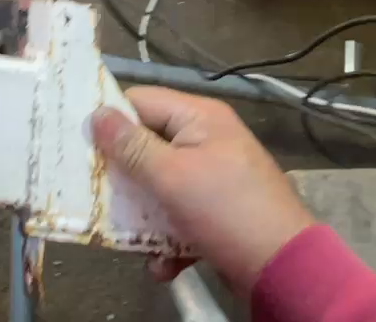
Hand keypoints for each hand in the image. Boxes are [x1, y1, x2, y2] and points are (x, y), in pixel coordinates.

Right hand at [92, 86, 313, 291]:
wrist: (292, 276)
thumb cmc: (227, 213)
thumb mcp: (171, 176)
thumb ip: (130, 145)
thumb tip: (95, 114)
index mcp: (199, 116)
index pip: (139, 100)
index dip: (109, 119)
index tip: (82, 144)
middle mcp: (208, 137)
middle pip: (147, 141)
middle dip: (124, 171)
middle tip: (98, 189)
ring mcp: (217, 174)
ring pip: (162, 179)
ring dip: (144, 209)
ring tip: (128, 233)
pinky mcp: (222, 209)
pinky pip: (182, 209)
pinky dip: (168, 233)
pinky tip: (159, 259)